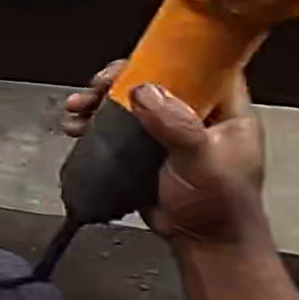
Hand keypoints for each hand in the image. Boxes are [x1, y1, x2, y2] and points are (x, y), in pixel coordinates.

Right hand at [62, 60, 268, 247]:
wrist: (202, 243)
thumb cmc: (217, 205)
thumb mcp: (202, 161)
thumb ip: (177, 125)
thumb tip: (143, 90)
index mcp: (223, 109)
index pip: (199, 66)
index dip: (167, 56)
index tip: (136, 59)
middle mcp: (193, 113)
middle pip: (152, 79)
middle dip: (118, 80)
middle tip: (97, 87)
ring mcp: (165, 130)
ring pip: (126, 101)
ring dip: (97, 100)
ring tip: (77, 108)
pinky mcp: (141, 147)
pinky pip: (112, 124)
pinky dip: (90, 122)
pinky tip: (75, 126)